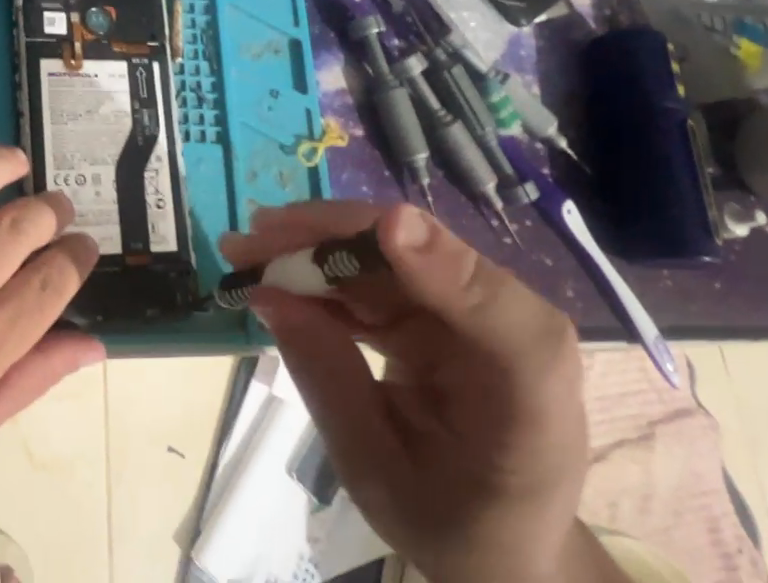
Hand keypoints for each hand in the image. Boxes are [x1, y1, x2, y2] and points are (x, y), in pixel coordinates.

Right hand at [221, 203, 592, 582]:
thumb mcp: (378, 473)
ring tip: (243, 250)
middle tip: (248, 241)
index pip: (493, 307)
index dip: (439, 261)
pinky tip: (274, 271)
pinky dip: (321, 272)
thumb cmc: (453, 523)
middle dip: (331, 240)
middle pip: (421, 258)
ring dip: (313, 247)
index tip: (385, 226)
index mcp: (525, 383)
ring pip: (386, 254)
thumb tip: (267, 294)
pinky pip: (373, 275)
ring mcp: (470, 310)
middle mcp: (506, 326)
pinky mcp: (439, 308)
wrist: (502, 541)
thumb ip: (328, 383)